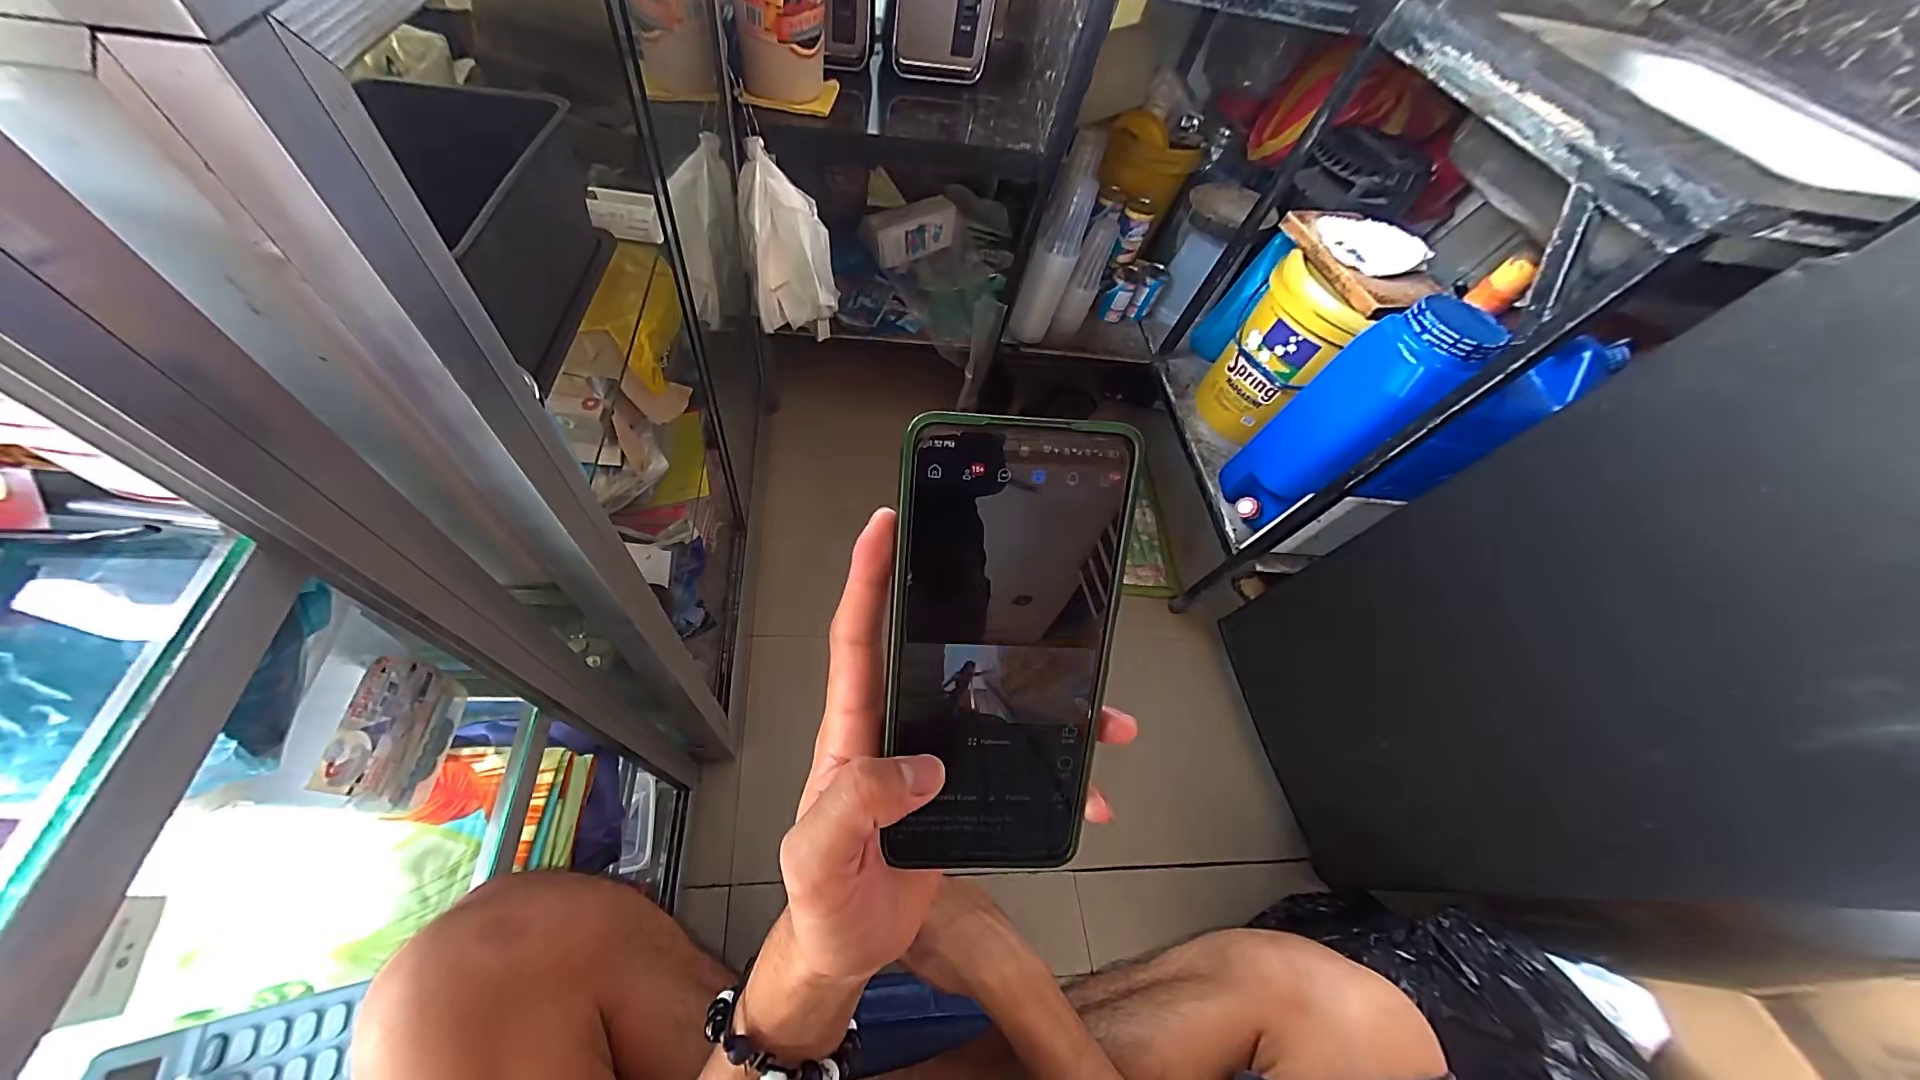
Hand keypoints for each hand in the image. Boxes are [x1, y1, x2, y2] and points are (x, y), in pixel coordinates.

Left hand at [780, 508, 1140, 980]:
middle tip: (1009, 577)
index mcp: (853, 730)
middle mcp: (895, 728)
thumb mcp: (818, 855)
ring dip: (1041, 696)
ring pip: (990, 700)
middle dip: (968, 609)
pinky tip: (1089, 783)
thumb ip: (856, 804)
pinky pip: (1012, 757)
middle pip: (930, 649)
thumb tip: (920, 768)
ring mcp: (931, 753)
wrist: (851, 940)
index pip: (857, 636)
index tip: (885, 525)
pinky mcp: (962, 784)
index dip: (868, 577)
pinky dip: (1053, 768)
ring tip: (1094, 705)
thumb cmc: (824, 897)